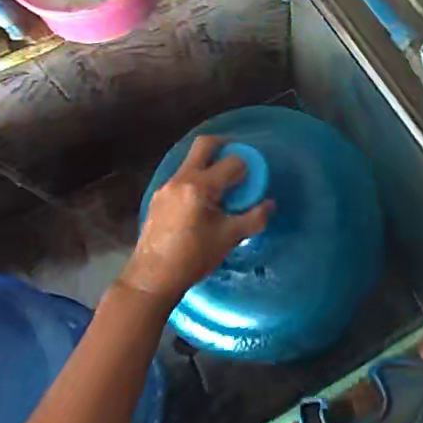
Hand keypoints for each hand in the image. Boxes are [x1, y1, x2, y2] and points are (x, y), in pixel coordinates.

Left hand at [122, 136, 273, 303]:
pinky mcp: (158, 197)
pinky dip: (196, 180)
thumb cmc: (194, 257)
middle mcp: (181, 179)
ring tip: (222, 188)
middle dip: (225, 145)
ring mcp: (166, 186)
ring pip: (191, 161)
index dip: (247, 169)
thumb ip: (254, 218)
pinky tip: (202, 203)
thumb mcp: (230, 238)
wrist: (153, 278)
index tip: (253, 182)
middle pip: (205, 144)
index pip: (232, 162)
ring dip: (209, 165)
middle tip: (239, 159)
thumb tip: (269, 204)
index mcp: (200, 187)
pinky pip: (181, 177)